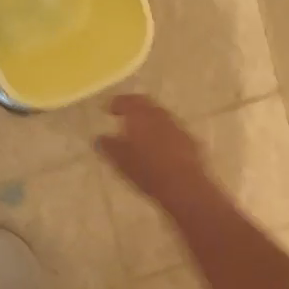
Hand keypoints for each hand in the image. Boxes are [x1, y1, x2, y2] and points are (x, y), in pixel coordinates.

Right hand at [95, 94, 212, 206]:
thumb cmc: (147, 172)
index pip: (127, 101)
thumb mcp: (120, 161)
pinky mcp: (190, 141)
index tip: (109, 109)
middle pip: (146, 104)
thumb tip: (98, 138)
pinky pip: (173, 130)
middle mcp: (160, 115)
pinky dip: (163, 133)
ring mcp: (178, 127)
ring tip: (142, 132)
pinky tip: (160, 146)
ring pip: (161, 116)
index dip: (117, 103)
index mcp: (140, 116)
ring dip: (150, 120)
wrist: (185, 187)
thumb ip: (108, 146)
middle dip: (135, 108)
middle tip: (125, 116)